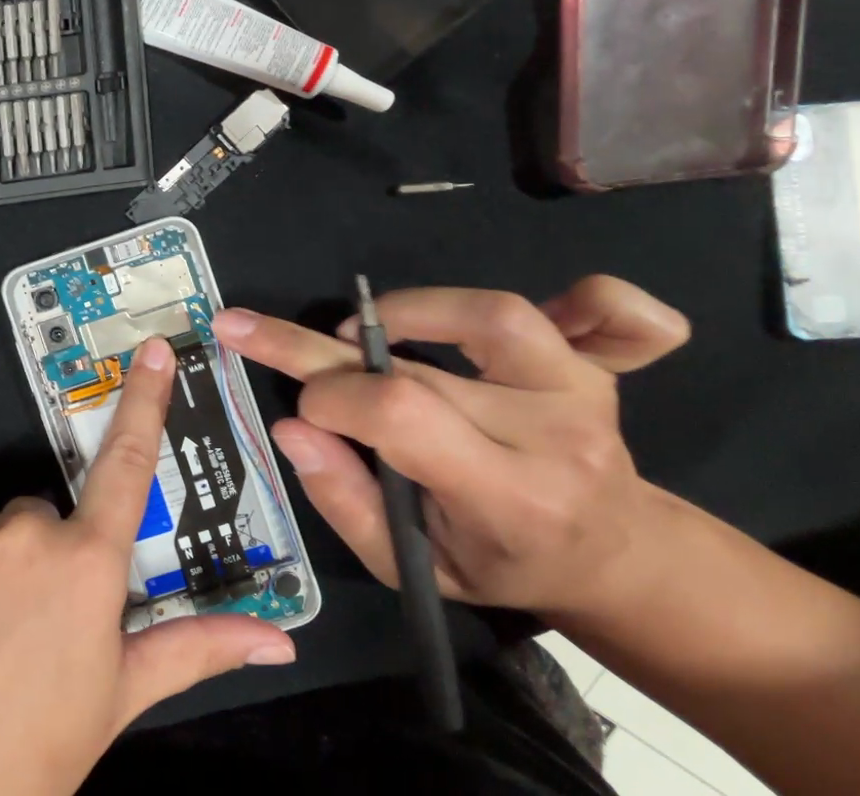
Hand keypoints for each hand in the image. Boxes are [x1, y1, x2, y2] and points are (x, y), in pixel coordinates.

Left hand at [0, 337, 295, 795]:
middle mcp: (24, 533)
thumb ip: (194, 648)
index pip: (127, 466)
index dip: (144, 404)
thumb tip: (273, 637)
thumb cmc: (28, 748)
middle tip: (30, 619)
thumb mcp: (118, 696)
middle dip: (44, 552)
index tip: (152, 355)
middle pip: (42, 514)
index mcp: (87, 565)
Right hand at [211, 275, 688, 616]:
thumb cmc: (497, 564)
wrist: (608, 556)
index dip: (330, 396)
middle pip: (418, 367)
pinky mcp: (594, 367)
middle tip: (252, 330)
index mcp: (504, 497)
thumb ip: (345, 500)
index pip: (400, 414)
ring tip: (358, 332)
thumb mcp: (410, 564)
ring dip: (405, 310)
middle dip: (323, 351)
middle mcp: (552, 437)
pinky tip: (497, 308)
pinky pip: (602, 306)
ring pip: (486, 315)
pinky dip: (571, 295)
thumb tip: (291, 427)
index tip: (302, 410)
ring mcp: (582, 393)